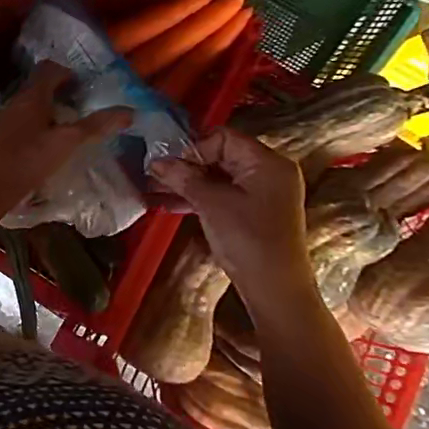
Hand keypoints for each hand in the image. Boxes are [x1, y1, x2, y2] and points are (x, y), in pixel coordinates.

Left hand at [0, 62, 132, 209]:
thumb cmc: (30, 159)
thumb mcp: (67, 142)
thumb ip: (96, 126)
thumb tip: (129, 112)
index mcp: (32, 95)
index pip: (50, 68)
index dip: (69, 72)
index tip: (86, 86)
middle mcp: (17, 100)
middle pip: (41, 85)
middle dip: (62, 90)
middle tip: (83, 104)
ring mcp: (7, 117)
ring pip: (32, 102)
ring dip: (51, 107)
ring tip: (70, 122)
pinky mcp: (3, 134)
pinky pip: (25, 118)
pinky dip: (40, 121)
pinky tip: (50, 140)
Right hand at [151, 128, 308, 297]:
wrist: (275, 291)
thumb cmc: (248, 240)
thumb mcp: (212, 205)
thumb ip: (184, 178)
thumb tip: (156, 161)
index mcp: (267, 163)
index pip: (223, 138)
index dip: (192, 147)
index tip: (165, 162)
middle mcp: (268, 172)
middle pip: (220, 156)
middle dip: (185, 165)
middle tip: (152, 174)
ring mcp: (262, 194)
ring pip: (218, 178)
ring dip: (187, 183)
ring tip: (152, 189)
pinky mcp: (253, 213)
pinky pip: (222, 195)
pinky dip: (198, 198)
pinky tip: (168, 204)